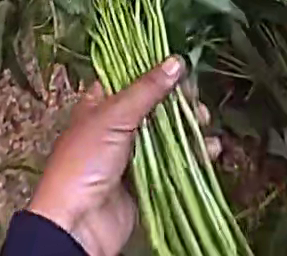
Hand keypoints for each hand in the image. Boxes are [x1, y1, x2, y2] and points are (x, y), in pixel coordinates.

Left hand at [27, 56, 184, 255]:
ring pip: (166, 133)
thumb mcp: (115, 115)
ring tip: (204, 122)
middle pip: (153, 105)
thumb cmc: (86, 160)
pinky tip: (209, 149)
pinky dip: (192, 155)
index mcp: (101, 102)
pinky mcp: (145, 181)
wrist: (77, 226)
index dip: (155, 70)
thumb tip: (176, 61)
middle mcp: (116, 124)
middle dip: (177, 100)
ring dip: (187, 126)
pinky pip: (172, 163)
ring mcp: (132, 153)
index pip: (131, 76)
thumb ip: (147, 89)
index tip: (181, 67)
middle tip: (196, 99)